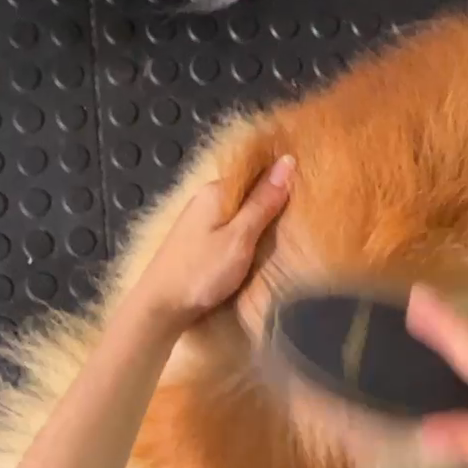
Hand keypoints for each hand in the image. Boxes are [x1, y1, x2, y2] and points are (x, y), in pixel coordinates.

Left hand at [127, 155, 293, 330]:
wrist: (160, 306)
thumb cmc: (202, 272)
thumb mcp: (239, 237)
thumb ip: (263, 202)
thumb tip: (287, 161)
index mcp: (216, 190)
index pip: (256, 171)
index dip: (281, 178)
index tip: (307, 191)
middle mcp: (205, 198)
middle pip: (246, 191)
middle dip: (270, 200)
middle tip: (302, 215)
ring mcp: (198, 220)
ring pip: (237, 212)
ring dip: (258, 220)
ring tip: (285, 231)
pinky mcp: (195, 240)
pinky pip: (228, 227)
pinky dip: (244, 233)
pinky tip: (256, 246)